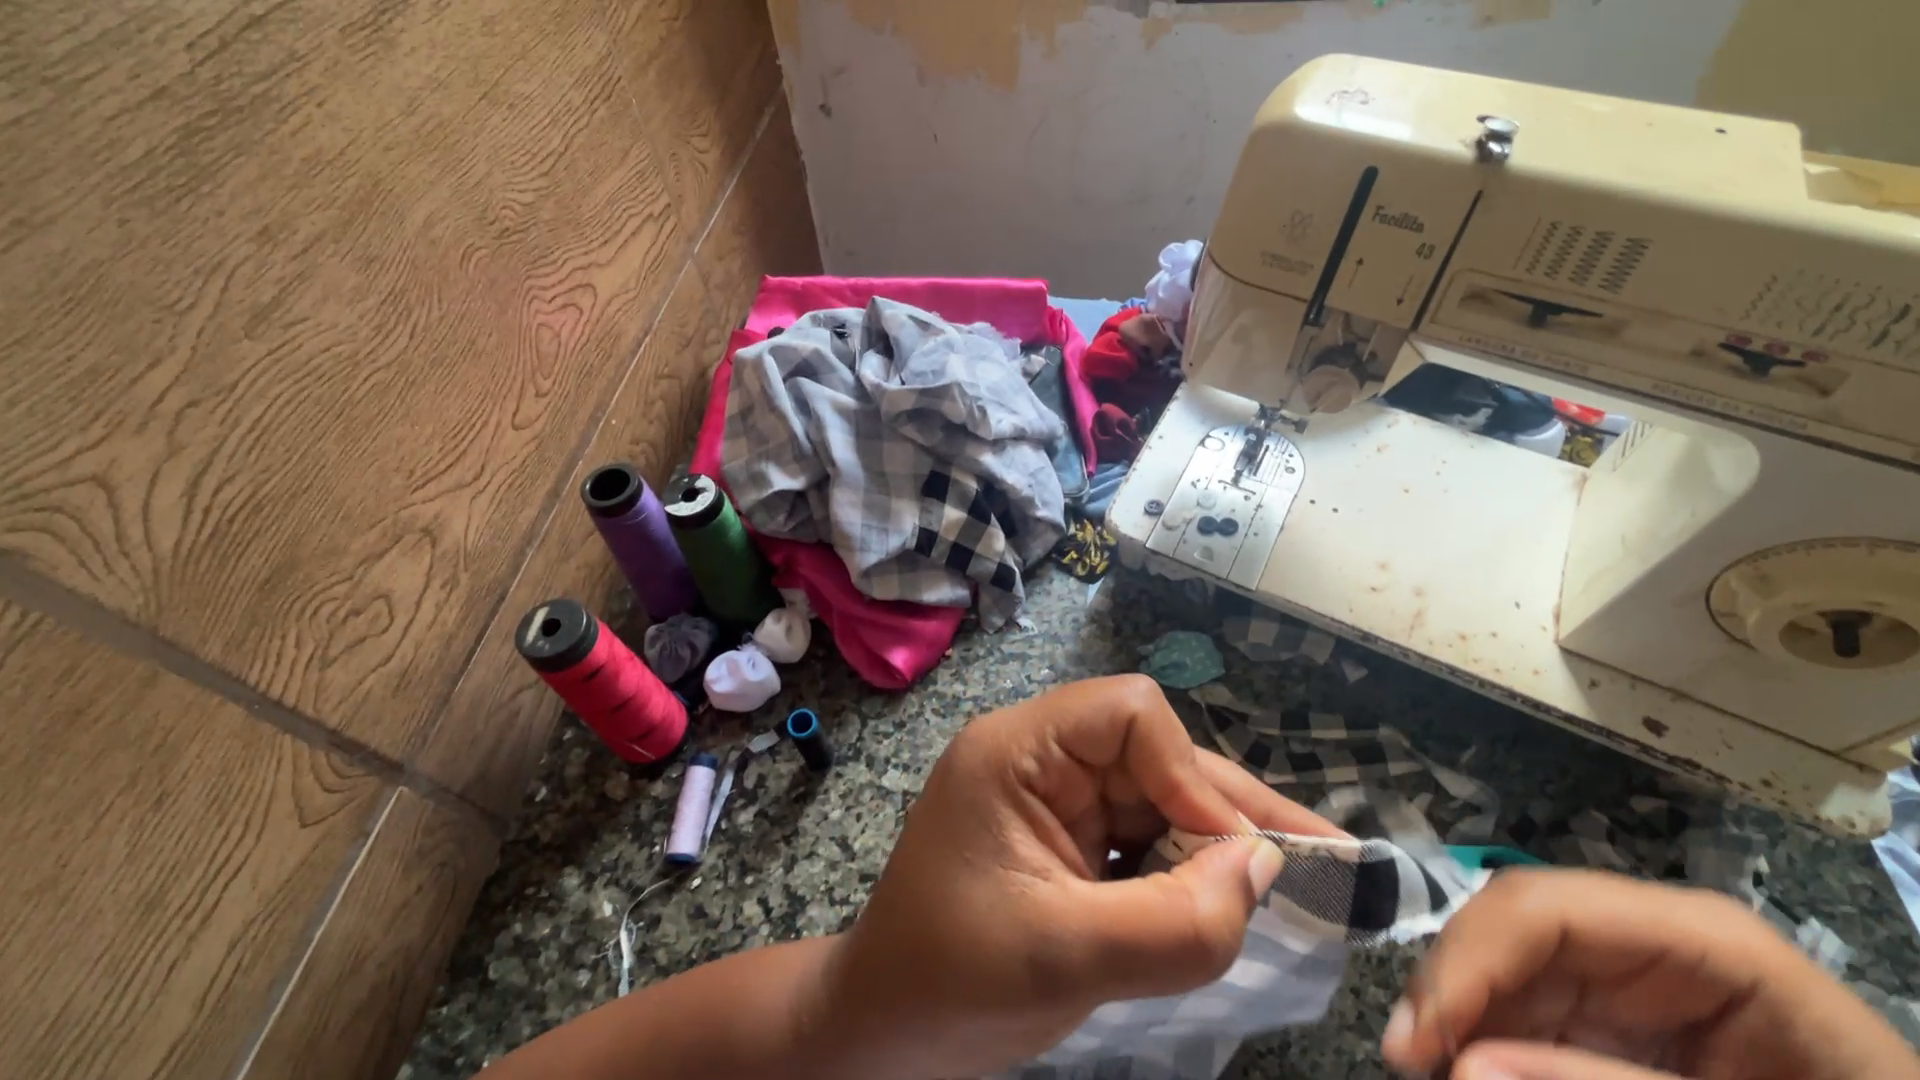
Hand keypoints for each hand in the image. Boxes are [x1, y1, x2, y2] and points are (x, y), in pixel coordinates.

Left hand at [817, 674, 1342, 1078]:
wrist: (883, 1031)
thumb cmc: (950, 984)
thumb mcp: (1063, 958)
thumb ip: (1173, 921)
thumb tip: (1263, 868)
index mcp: (1017, 752)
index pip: (1128, 714)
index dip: (1189, 774)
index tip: (1231, 855)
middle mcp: (1039, 761)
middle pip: (1154, 756)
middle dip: (1227, 813)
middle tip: (1325, 864)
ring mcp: (1053, 803)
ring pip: (1158, 800)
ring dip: (1218, 846)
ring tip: (1299, 885)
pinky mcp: (1065, 846)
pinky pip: (1143, 841)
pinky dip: (1187, 873)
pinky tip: (1231, 902)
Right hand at [1382, 869, 1919, 1079]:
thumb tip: (1458, 1068)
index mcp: (1695, 937)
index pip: (1540, 907)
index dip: (1465, 960)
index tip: (1417, 1039)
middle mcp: (1647, 938)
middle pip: (1512, 933)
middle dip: (1454, 990)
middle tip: (1408, 1058)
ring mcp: (1632, 976)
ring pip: (1510, 971)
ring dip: (1463, 1017)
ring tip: (1429, 1063)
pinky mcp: (1621, 1017)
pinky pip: (1533, 1012)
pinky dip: (1492, 1040)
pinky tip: (1470, 1062)